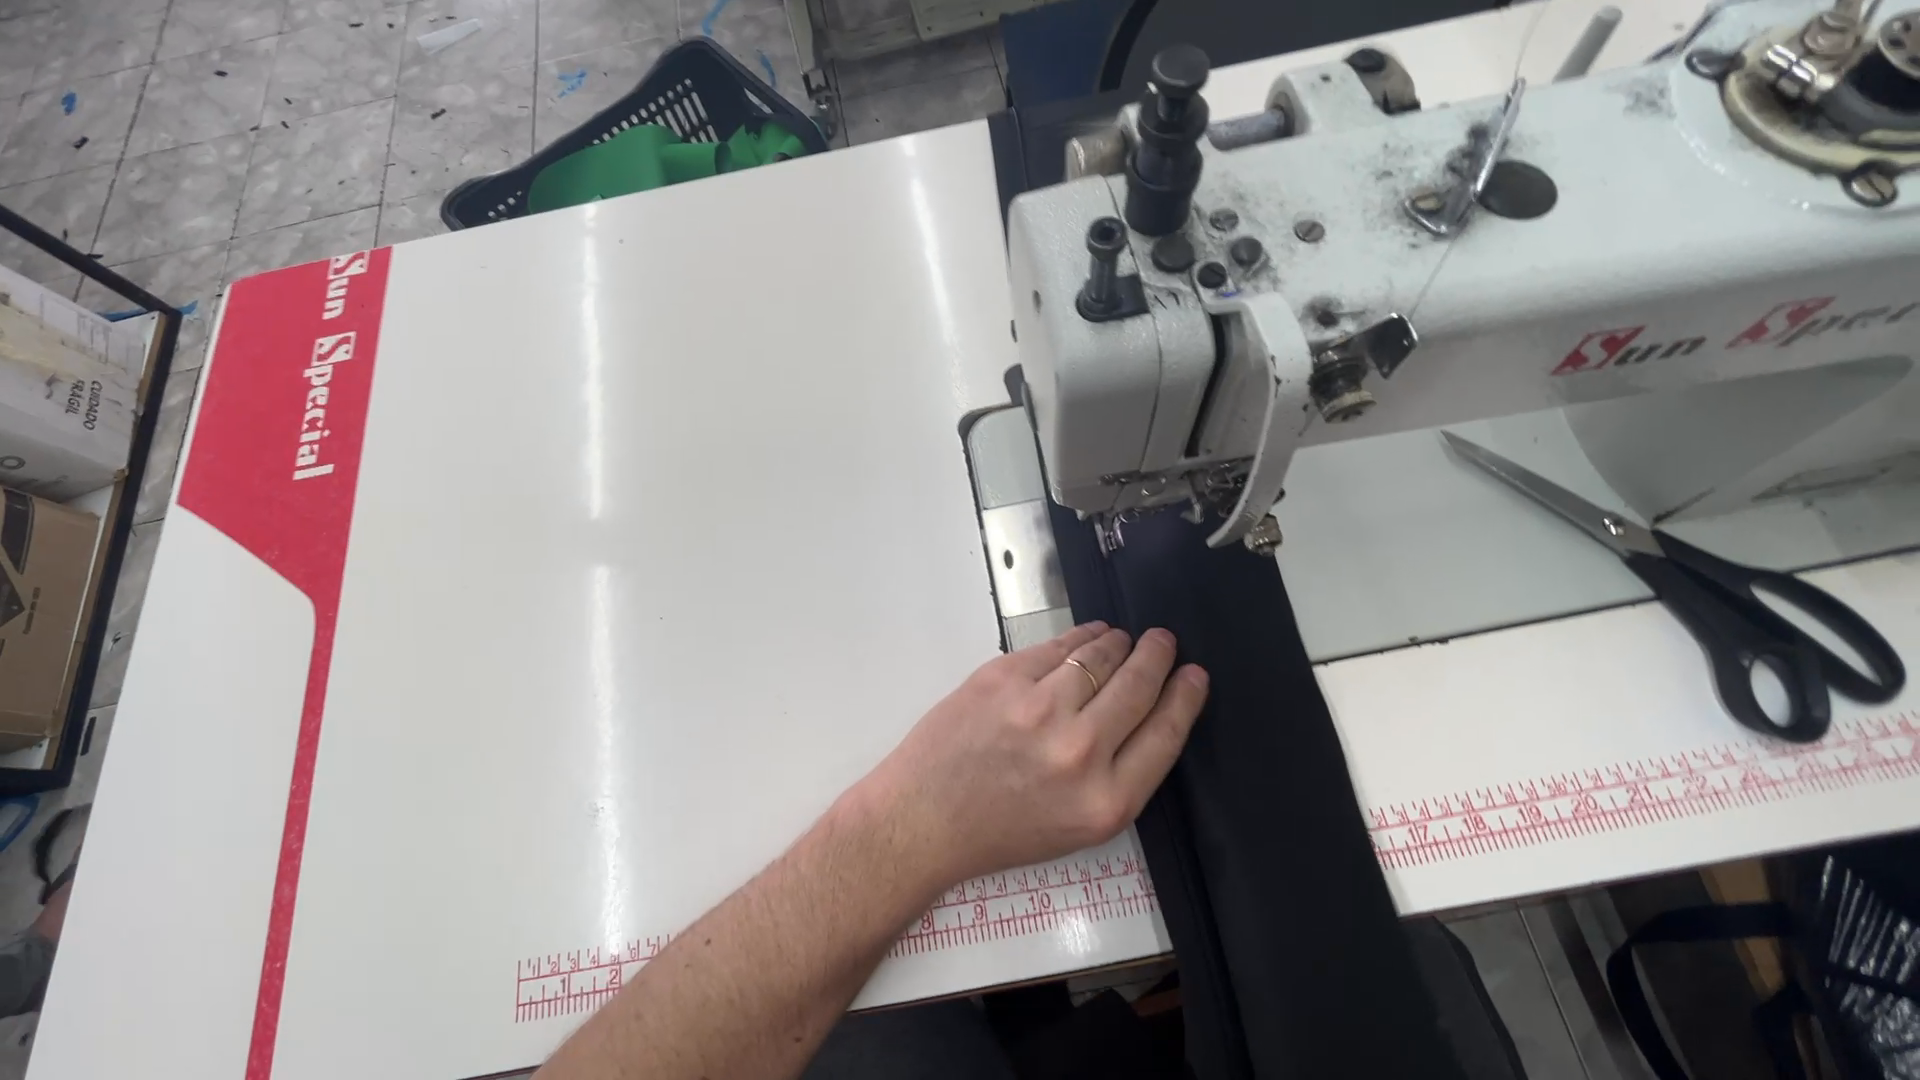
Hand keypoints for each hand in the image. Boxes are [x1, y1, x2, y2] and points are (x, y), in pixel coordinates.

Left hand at [853, 622, 1208, 892]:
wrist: (926, 817)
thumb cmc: (1002, 830)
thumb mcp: (1079, 826)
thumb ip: (1120, 776)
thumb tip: (1147, 714)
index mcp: (1107, 801)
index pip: (1166, 733)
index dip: (1185, 697)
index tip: (1194, 675)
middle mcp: (1080, 751)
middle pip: (1138, 687)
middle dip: (1157, 657)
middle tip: (1164, 642)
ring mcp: (1038, 708)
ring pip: (1098, 657)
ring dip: (1118, 643)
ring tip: (1125, 639)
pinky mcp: (1003, 677)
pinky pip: (1057, 646)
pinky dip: (1080, 636)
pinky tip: (1090, 635)